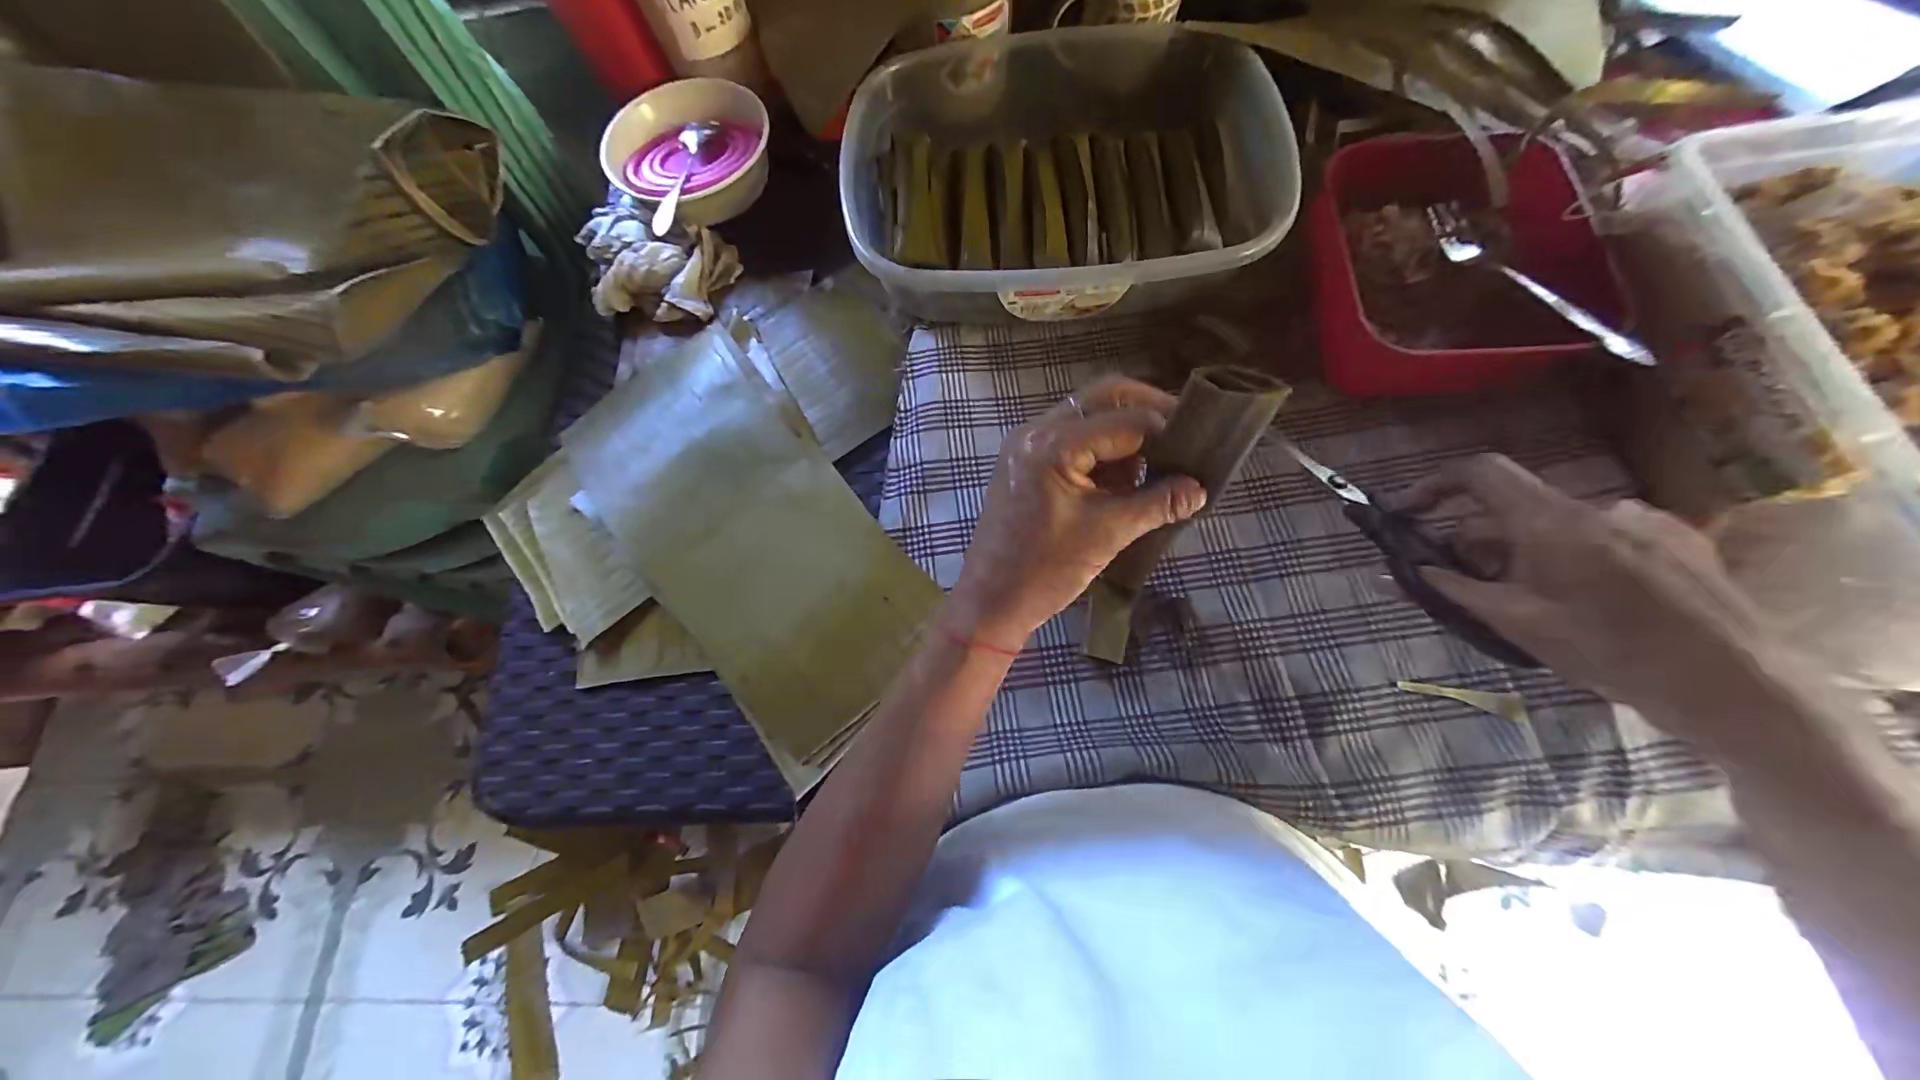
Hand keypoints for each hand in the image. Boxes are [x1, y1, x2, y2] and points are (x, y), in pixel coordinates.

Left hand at [946, 376, 1207, 651]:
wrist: (990, 601)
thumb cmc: (1044, 571)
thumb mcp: (1107, 534)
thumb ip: (1158, 503)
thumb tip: (1200, 487)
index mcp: (1052, 445)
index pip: (1124, 419)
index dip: (1165, 430)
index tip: (1198, 444)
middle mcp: (1035, 431)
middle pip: (1102, 398)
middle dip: (1146, 412)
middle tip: (1183, 434)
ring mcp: (1026, 445)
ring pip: (1087, 416)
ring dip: (1124, 432)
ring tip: (1157, 463)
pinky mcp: (1025, 463)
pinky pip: (1072, 440)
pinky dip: (1102, 451)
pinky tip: (1125, 477)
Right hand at [1394, 454, 1780, 752]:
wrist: (1734, 684)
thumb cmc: (1608, 651)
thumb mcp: (1515, 623)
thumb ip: (1453, 589)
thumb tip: (1399, 573)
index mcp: (1551, 520)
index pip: (1480, 471)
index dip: (1435, 484)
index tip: (1410, 513)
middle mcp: (1595, 506)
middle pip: (1515, 509)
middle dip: (1481, 542)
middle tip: (1473, 587)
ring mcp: (1642, 519)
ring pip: (1558, 527)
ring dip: (1530, 554)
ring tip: (1537, 606)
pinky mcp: (1678, 539)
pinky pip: (1603, 536)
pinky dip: (1576, 558)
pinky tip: (1593, 602)